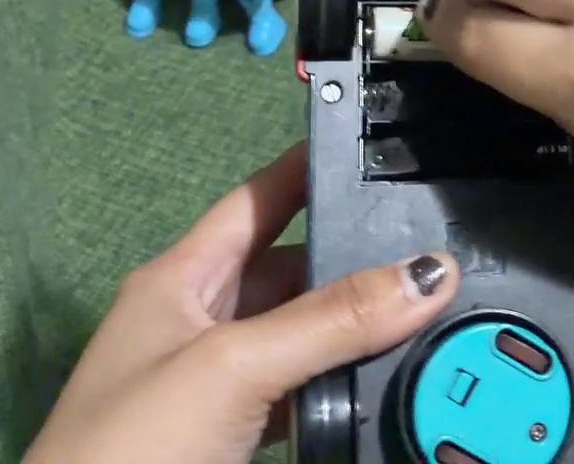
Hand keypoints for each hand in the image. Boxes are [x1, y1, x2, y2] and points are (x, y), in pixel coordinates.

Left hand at [24, 142, 458, 462]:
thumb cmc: (136, 448)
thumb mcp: (235, 366)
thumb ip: (335, 317)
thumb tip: (437, 270)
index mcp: (182, 278)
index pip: (261, 196)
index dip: (313, 163)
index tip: (382, 142)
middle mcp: (203, 318)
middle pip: (295, 264)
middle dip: (357, 251)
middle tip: (434, 234)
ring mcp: (221, 381)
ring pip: (306, 328)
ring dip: (358, 320)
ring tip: (434, 296)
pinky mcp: (239, 433)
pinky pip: (308, 383)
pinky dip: (347, 375)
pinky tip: (395, 365)